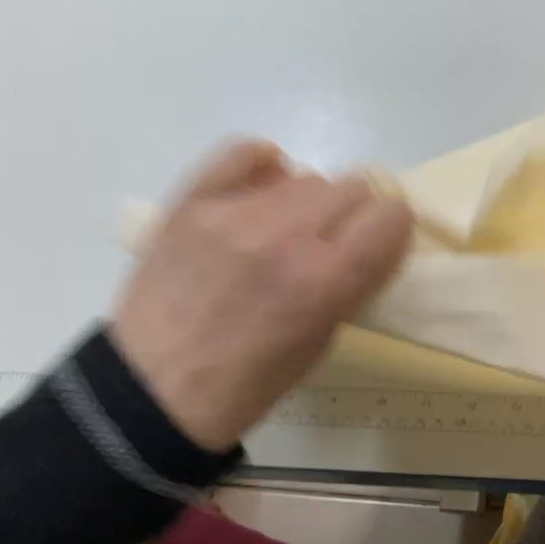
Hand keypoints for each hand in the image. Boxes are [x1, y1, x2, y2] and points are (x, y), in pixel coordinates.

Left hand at [111, 142, 413, 451]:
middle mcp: (287, 237)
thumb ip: (355, 281)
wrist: (153, 391)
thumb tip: (373, 236)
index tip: (378, 243)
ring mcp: (236, 214)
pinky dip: (262, 166)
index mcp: (326, 280)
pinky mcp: (193, 202)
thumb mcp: (324, 339)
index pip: (392, 214)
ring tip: (283, 230)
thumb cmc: (250, 380)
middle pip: (352, 186)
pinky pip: (244, 152)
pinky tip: (262, 189)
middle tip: (329, 242)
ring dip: (307, 201)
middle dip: (352, 214)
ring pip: (306, 175)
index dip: (391, 229)